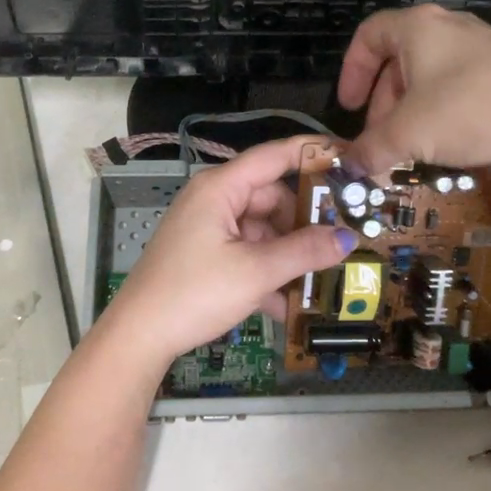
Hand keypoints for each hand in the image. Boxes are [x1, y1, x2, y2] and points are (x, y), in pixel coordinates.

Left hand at [99, 135, 357, 363]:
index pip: (275, 156)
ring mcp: (209, 228)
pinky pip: (248, 253)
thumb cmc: (194, 293)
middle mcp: (215, 200)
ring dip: (289, 255)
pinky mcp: (207, 255)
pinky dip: (268, 273)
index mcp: (221, 188)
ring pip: (264, 230)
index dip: (313, 154)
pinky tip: (289, 304)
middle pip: (273, 198)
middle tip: (343, 242)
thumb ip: (304, 252)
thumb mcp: (255, 272)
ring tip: (320, 280)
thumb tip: (349, 237)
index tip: (351, 160)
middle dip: (306, 223)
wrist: (139, 336)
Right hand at [337, 4, 490, 174]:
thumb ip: (371, 149)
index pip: (368, 36)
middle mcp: (448, 27)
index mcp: (418, 28)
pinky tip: (456, 148)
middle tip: (382, 143)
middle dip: (383, 107)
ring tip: (417, 151)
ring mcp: (483, 46)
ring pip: (430, 78)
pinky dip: (445, 115)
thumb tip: (348, 165)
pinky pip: (461, 87)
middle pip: (399, 62)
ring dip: (413, 115)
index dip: (350, 72)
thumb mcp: (409, 135)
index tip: (348, 109)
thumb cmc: (471, 111)